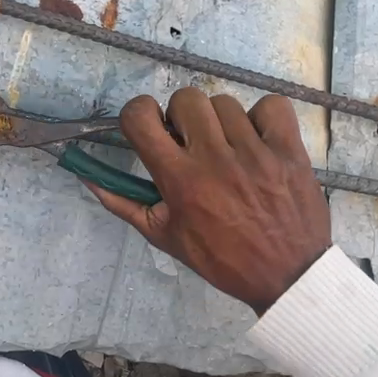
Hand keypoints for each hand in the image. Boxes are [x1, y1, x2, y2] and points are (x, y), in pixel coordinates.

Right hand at [90, 88, 329, 313]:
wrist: (288, 277)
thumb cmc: (219, 258)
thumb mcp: (162, 235)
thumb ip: (122, 202)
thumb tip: (87, 177)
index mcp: (179, 178)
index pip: (140, 117)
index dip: (137, 113)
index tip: (148, 127)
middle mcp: (214, 158)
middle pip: (185, 98)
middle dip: (180, 115)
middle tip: (188, 139)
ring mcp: (256, 152)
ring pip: (224, 103)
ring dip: (218, 119)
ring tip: (225, 144)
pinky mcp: (290, 152)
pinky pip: (271, 106)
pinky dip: (261, 116)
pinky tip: (257, 138)